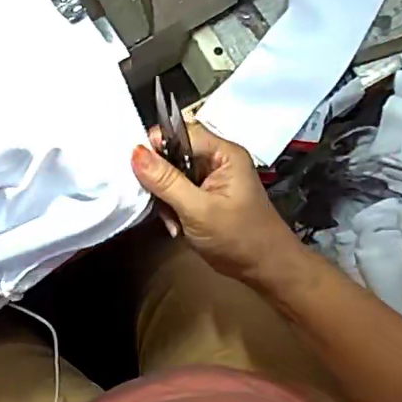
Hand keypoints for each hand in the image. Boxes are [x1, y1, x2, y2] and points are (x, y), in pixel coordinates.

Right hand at [131, 121, 304, 284]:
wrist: (266, 269)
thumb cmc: (239, 238)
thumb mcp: (198, 210)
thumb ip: (166, 181)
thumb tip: (135, 152)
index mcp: (224, 153)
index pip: (182, 132)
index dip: (157, 144)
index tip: (135, 165)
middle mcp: (217, 160)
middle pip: (174, 154)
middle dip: (160, 178)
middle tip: (157, 202)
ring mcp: (211, 179)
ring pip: (172, 175)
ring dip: (165, 198)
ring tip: (173, 221)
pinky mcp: (206, 197)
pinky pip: (178, 192)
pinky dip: (172, 208)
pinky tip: (177, 226)